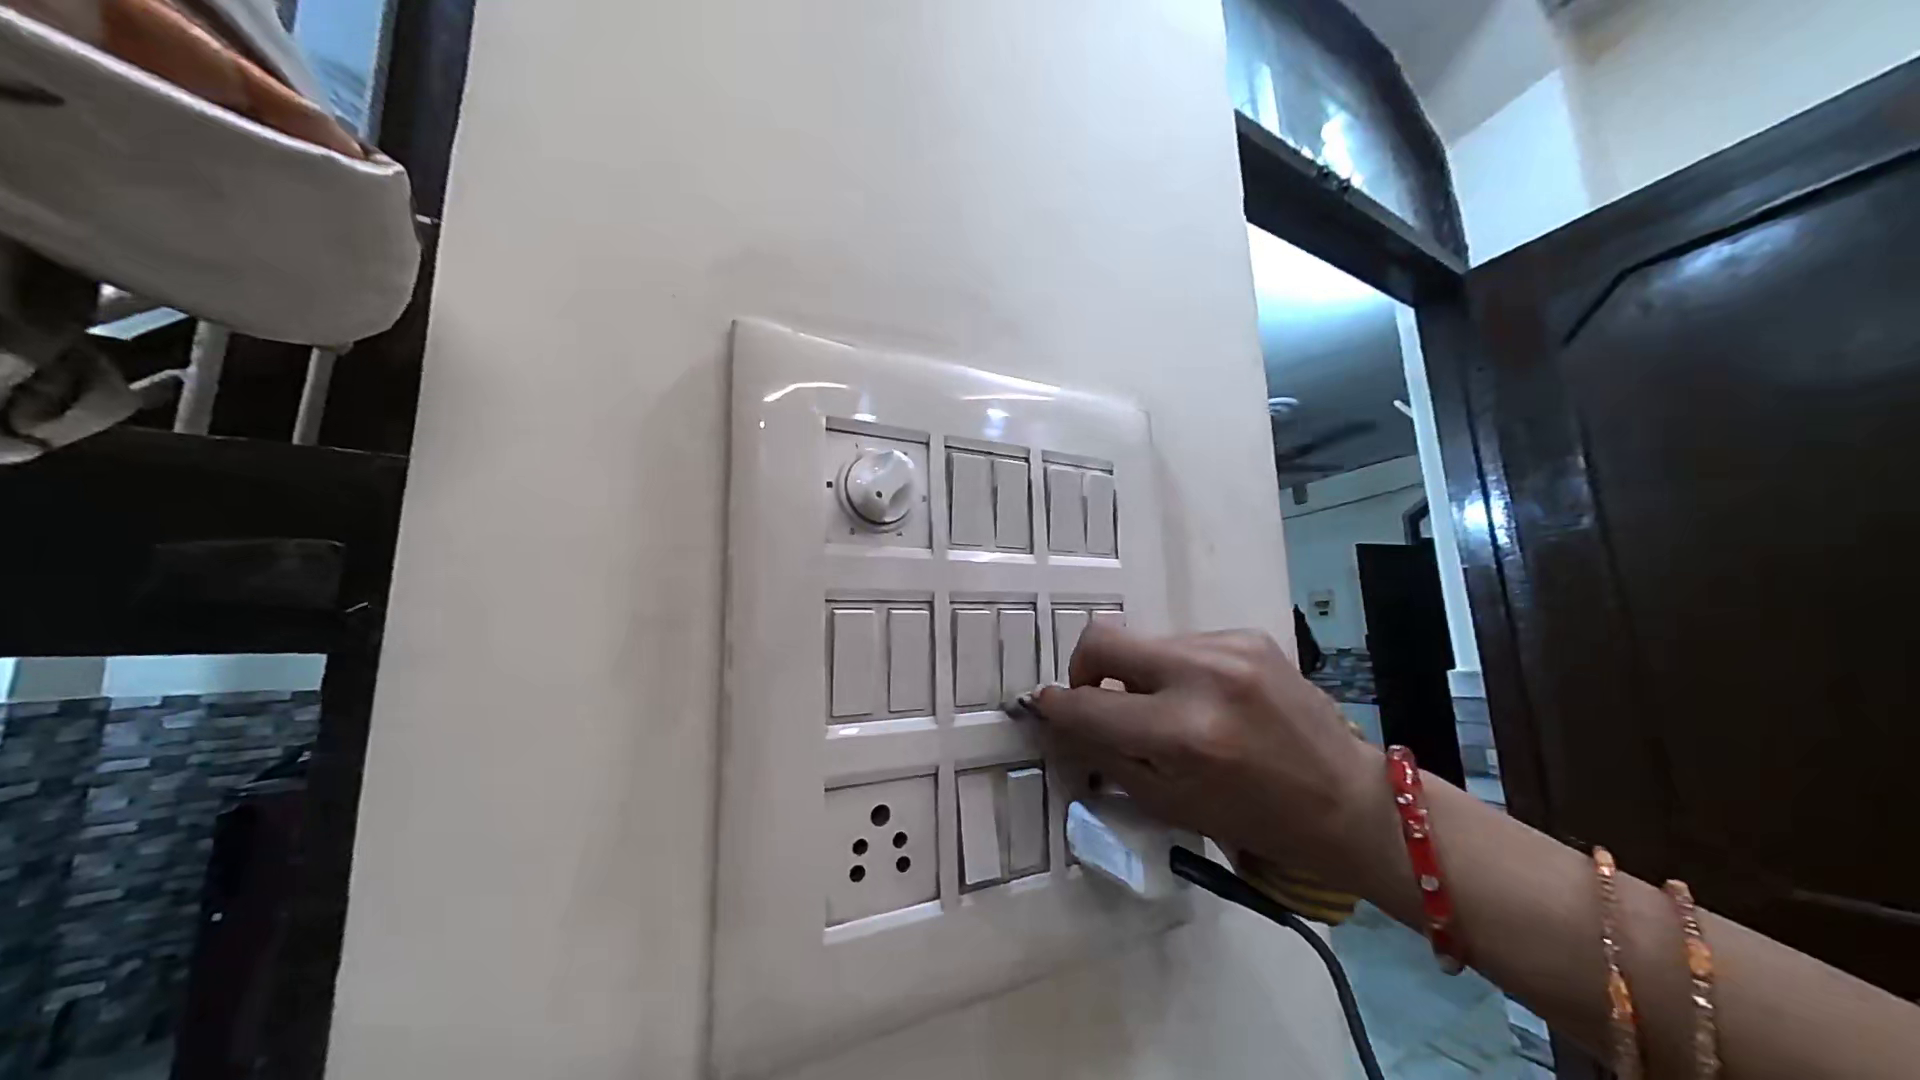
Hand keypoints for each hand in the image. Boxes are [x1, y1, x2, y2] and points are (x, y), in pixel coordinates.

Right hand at [1034, 625, 1388, 892]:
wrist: (1347, 799)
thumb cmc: (1254, 819)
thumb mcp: (1168, 803)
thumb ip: (1104, 755)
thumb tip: (1058, 720)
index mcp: (1182, 734)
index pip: (1089, 705)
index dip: (1057, 706)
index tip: (1044, 706)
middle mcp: (1202, 676)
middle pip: (1103, 640)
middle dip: (1084, 668)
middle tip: (1095, 698)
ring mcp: (1228, 647)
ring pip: (1143, 642)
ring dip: (1137, 673)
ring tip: (1166, 709)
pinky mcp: (1247, 635)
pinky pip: (1182, 643)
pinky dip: (1174, 669)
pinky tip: (1204, 699)